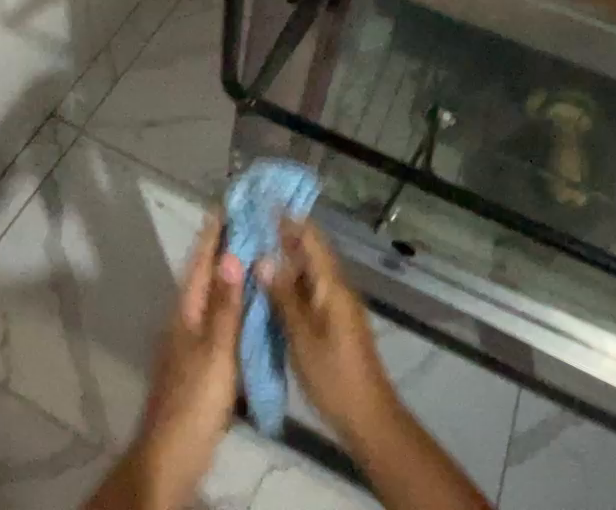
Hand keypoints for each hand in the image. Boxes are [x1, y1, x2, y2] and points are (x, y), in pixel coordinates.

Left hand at [129, 214, 242, 508]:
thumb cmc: (194, 399)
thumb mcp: (215, 350)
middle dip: (222, 250)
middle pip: (204, 278)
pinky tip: (251, 310)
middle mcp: (184, 321)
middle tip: (247, 224)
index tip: (226, 204)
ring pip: (212, 299)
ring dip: (229, 277)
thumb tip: (230, 255)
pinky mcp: (200, 365)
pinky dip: (234, 307)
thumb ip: (224, 305)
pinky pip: (219, 322)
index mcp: (185, 312)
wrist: (171, 454)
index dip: (212, 235)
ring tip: (254, 256)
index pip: (199, 263)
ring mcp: (190, 344)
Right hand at [261, 216, 397, 449]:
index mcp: (332, 286)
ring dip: (282, 258)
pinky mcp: (331, 322)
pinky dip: (287, 282)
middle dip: (281, 235)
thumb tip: (263, 257)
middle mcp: (336, 289)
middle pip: (309, 252)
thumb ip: (283, 296)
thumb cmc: (334, 375)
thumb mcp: (302, 336)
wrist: (368, 416)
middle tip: (248, 221)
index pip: (311, 239)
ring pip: (307, 272)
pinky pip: (307, 291)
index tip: (263, 199)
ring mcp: (335, 306)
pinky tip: (265, 286)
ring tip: (249, 247)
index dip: (289, 218)